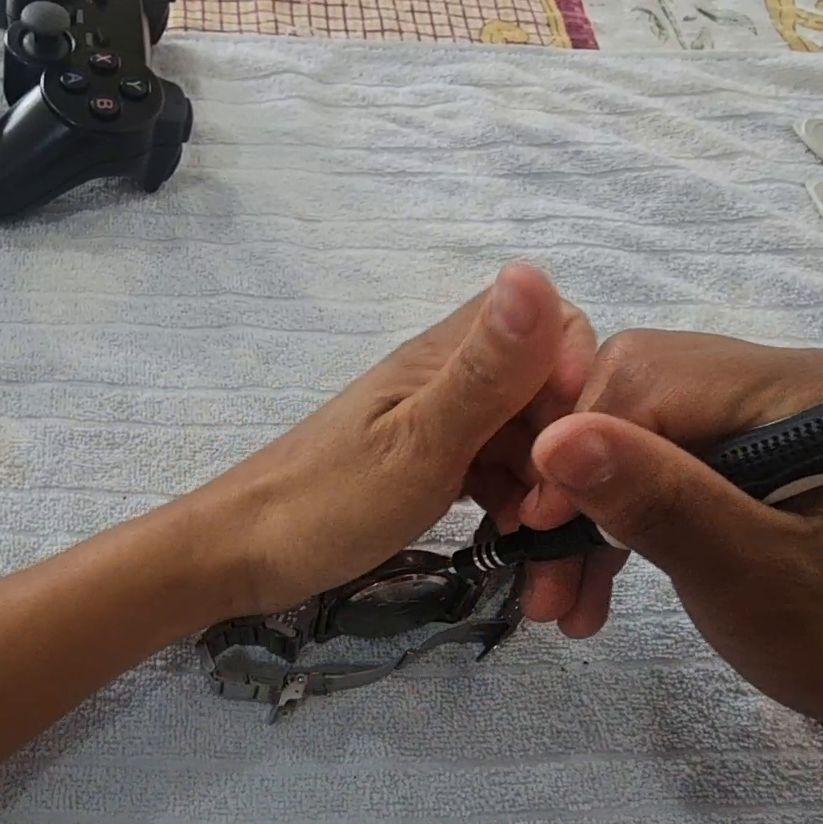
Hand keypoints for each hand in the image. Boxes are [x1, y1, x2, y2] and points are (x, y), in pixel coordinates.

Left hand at [185, 265, 594, 617]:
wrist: (240, 554)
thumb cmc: (325, 505)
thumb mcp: (418, 444)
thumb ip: (483, 371)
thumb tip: (532, 269)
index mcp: (442, 358)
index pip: (555, 334)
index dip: (582, 391)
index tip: (576, 462)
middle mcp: (444, 380)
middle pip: (545, 393)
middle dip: (570, 454)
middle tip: (555, 525)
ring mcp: (432, 423)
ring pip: (522, 438)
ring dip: (545, 489)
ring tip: (540, 552)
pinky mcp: (422, 463)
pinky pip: (491, 469)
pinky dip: (512, 502)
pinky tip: (510, 539)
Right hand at [519, 330, 822, 750]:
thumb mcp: (747, 578)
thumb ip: (658, 502)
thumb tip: (552, 440)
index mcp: (815, 391)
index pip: (652, 377)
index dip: (583, 444)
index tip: (541, 526)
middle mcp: (788, 384)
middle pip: (631, 394)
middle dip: (575, 479)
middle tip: (544, 553)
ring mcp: (764, 418)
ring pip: (630, 434)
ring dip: (585, 514)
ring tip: (556, 592)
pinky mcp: (746, 453)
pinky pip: (652, 466)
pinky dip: (614, 522)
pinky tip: (587, 582)